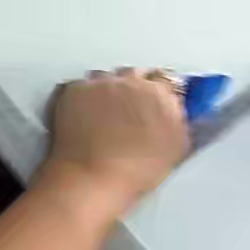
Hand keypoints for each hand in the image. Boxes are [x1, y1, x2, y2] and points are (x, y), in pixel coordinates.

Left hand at [36, 68, 188, 215]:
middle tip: (128, 108)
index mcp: (158, 94)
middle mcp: (129, 81)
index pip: (165, 78)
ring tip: (103, 112)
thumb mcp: (174, 146)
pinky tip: (83, 114)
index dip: (160, 89)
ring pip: (106, 76)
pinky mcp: (74, 88)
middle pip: (134, 73)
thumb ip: (176, 118)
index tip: (156, 98)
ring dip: (107, 88)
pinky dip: (84, 95)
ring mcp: (99, 82)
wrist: (92, 175)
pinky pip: (82, 85)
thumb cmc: (135, 169)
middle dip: (133, 86)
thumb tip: (173, 107)